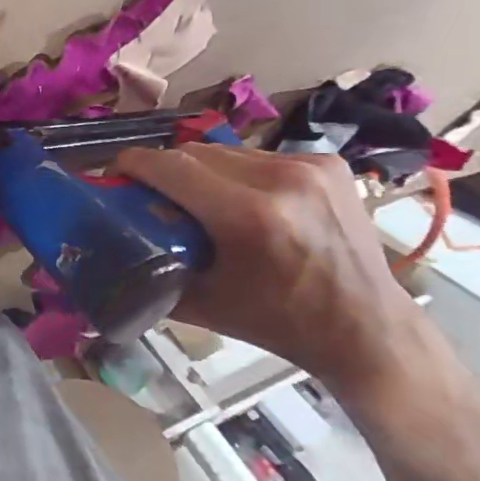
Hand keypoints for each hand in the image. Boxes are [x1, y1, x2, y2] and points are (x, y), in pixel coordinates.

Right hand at [115, 145, 427, 389]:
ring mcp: (310, 166)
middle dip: (165, 167)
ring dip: (202, 169)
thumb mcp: (202, 301)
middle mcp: (282, 179)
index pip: (171, 166)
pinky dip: (239, 172)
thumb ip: (154, 265)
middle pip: (194, 152)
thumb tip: (111, 241)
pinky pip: (259, 156)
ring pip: (227, 151)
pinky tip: (244, 198)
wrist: (368, 329)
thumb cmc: (279, 323)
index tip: (115, 171)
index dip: (133, 164)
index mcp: (248, 216)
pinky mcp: (329, 163)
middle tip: (151, 191)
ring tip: (198, 197)